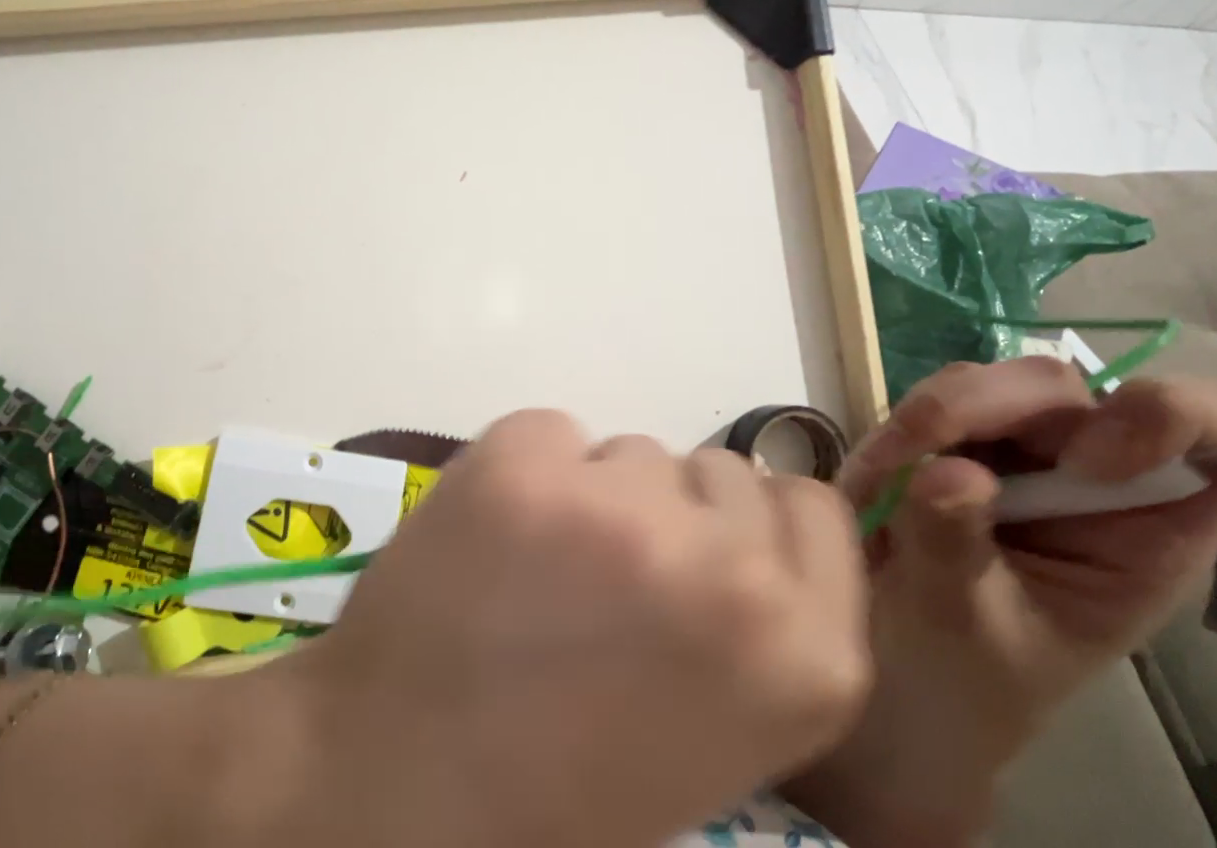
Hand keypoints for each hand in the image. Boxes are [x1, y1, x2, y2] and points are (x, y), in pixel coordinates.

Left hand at [274, 410, 870, 847]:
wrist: (405, 785)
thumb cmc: (569, 779)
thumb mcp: (720, 729)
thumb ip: (759, 620)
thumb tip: (741, 520)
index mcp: (808, 657)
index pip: (810, 507)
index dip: (749, 524)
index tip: (702, 551)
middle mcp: (734, 573)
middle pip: (724, 469)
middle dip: (673, 511)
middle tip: (609, 582)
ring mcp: (623, 509)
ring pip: (633, 451)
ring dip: (595, 495)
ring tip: (540, 576)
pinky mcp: (522, 464)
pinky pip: (550, 431)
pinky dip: (525, 471)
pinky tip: (492, 541)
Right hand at [782, 357, 1216, 846]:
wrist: (892, 695)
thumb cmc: (960, 682)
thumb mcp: (965, 626)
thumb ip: (957, 547)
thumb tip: (944, 470)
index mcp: (1140, 531)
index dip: (1172, 419)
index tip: (1089, 459)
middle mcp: (1082, 477)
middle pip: (1066, 391)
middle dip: (989, 404)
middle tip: (917, 443)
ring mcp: (1009, 457)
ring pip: (984, 384)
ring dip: (924, 420)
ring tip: (875, 482)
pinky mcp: (946, 450)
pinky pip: (922, 410)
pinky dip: (888, 438)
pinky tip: (864, 488)